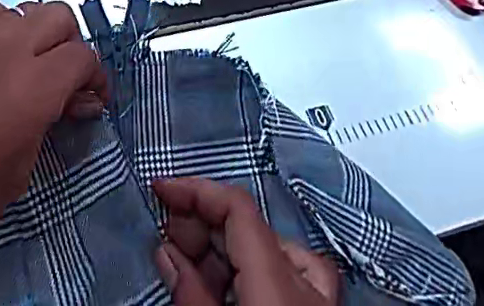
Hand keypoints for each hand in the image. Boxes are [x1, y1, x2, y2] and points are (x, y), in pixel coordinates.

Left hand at [0, 1, 109, 281]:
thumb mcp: (19, 172)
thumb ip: (48, 124)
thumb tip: (67, 103)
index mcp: (32, 86)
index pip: (82, 56)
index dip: (95, 78)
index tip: (92, 100)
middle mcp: (6, 50)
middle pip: (58, 15)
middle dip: (72, 45)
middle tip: (70, 83)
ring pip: (23, 8)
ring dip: (38, 32)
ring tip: (36, 71)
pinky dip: (5, 29)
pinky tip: (1, 65)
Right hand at [151, 178, 341, 305]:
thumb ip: (190, 290)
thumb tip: (167, 252)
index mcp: (282, 282)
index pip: (237, 206)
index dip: (194, 189)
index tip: (160, 189)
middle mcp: (310, 284)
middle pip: (249, 225)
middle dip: (201, 225)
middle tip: (167, 240)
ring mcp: (323, 301)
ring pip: (266, 249)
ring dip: (221, 252)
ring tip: (188, 272)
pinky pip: (286, 274)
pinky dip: (248, 271)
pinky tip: (222, 291)